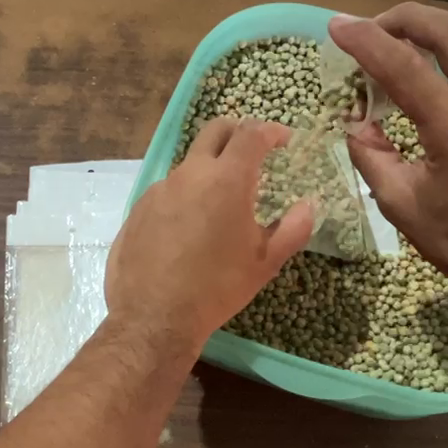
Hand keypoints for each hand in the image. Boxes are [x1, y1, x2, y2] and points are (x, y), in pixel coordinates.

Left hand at [108, 118, 314, 349]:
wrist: (154, 316)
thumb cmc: (217, 288)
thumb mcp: (265, 263)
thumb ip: (293, 229)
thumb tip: (308, 206)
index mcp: (226, 180)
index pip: (251, 134)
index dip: (271, 131)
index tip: (283, 140)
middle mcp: (190, 174)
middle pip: (216, 131)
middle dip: (238, 132)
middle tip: (253, 151)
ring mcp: (159, 189)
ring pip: (190, 164)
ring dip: (210, 170)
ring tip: (221, 202)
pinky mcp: (139, 208)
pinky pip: (168, 191)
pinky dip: (186, 196)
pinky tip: (189, 228)